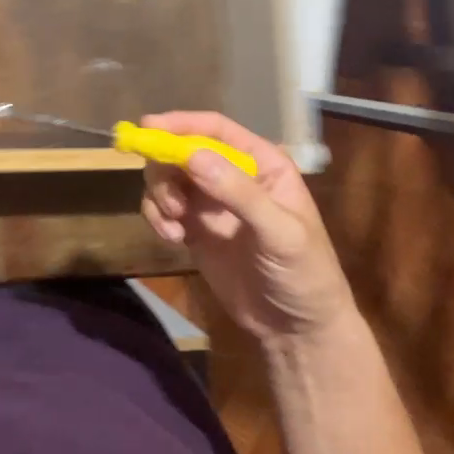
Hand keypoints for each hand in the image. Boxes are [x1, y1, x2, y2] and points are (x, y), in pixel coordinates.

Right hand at [138, 112, 354, 343]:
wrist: (297, 330)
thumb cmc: (305, 274)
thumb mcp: (280, 233)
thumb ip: (239, 193)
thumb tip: (192, 156)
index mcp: (260, 163)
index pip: (215, 128)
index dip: (180, 123)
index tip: (148, 126)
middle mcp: (231, 174)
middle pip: (181, 149)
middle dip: (165, 168)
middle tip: (169, 201)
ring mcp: (209, 200)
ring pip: (166, 176)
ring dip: (159, 195)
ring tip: (172, 224)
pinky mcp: (192, 226)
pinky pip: (160, 207)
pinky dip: (156, 217)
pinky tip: (172, 239)